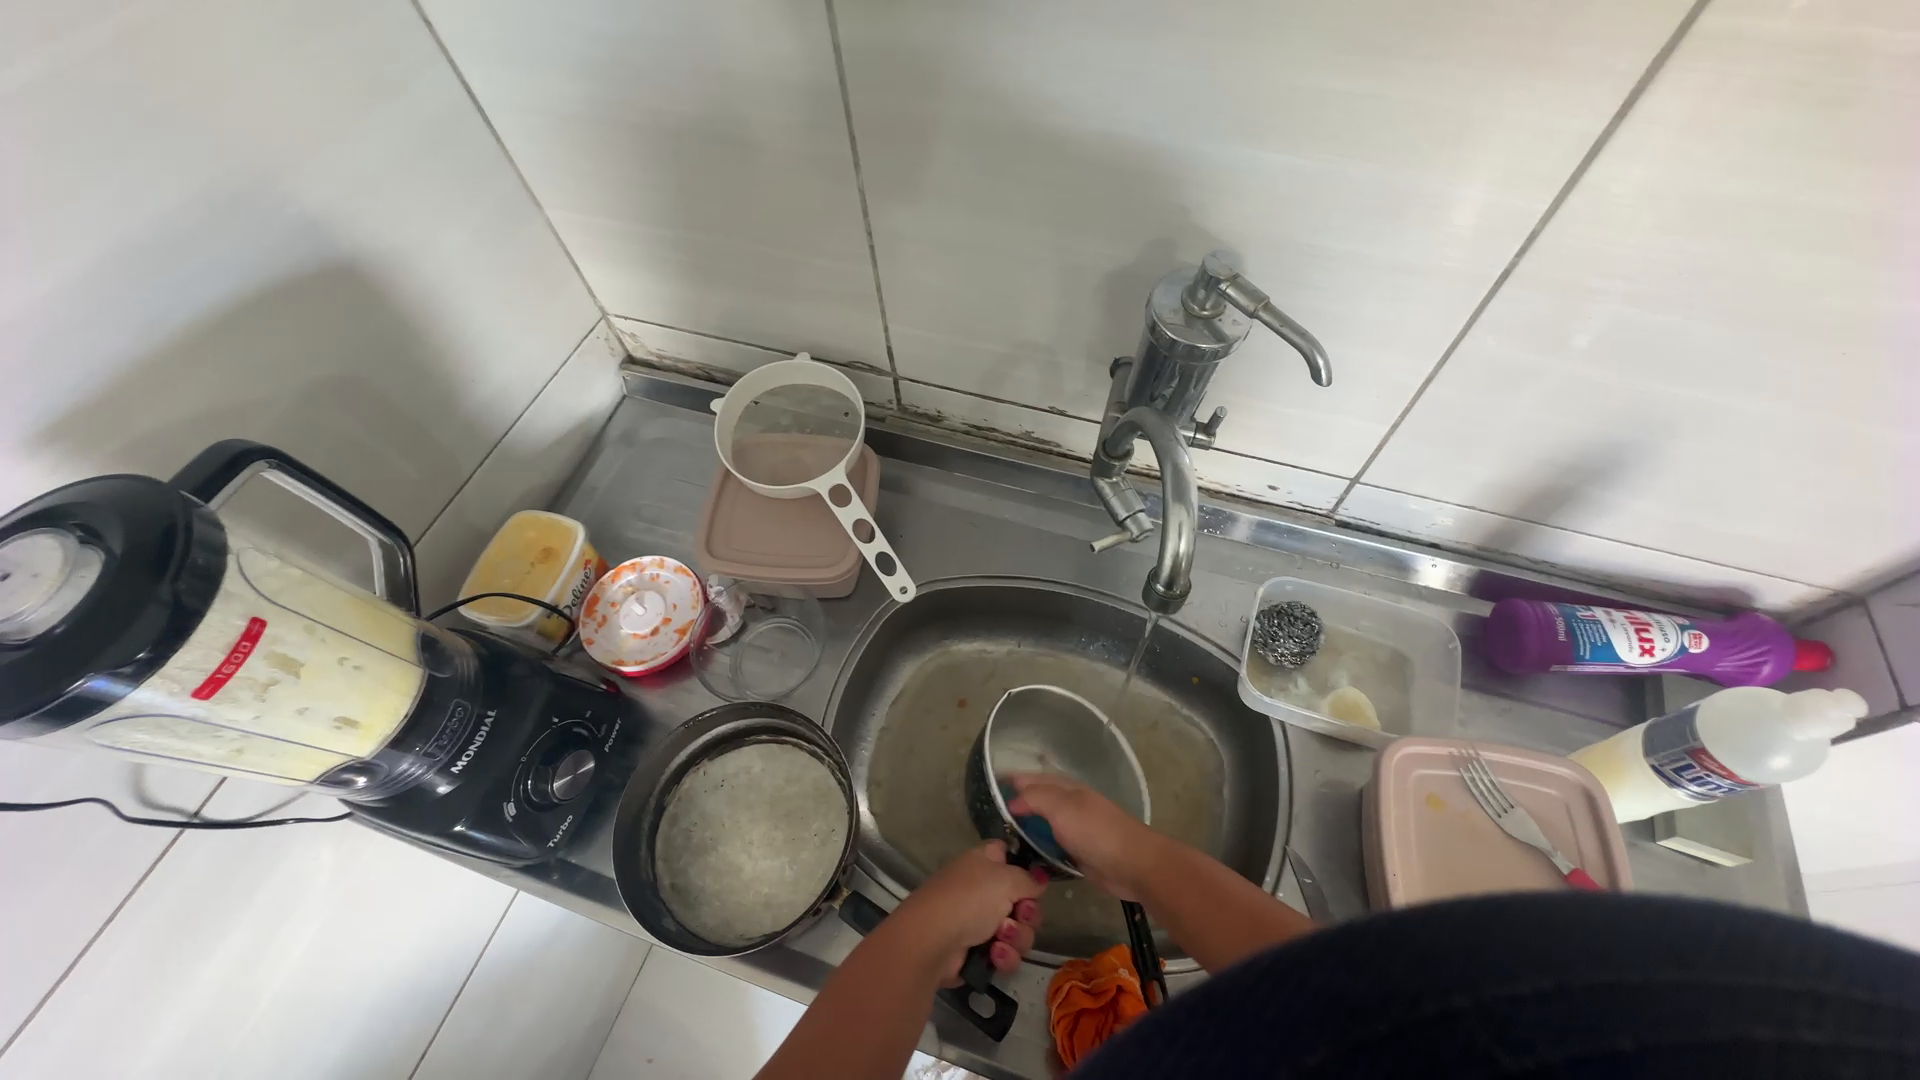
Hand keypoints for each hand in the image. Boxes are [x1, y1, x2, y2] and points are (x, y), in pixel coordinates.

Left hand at [890, 841, 1045, 982]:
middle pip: (1024, 900)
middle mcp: (985, 889)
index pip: (1012, 855)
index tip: (1036, 881)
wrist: (932, 942)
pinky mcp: (981, 951)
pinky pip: (1007, 953)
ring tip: (1000, 937)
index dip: (1026, 867)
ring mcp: (982, 921)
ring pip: (1020, 930)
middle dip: (1028, 913)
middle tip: (1020, 914)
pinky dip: (1003, 955)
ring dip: (1016, 936)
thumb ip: (1029, 879)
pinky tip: (992, 954)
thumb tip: (1039, 879)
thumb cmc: (968, 899)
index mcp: (986, 863)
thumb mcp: (1006, 879)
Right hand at [1006, 772, 1163, 900]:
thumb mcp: (1062, 807)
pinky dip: (1039, 846)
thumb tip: (1012, 799)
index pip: (1035, 779)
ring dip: (1028, 826)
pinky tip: (1026, 853)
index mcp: (1068, 789)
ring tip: (1004, 833)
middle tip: (993, 813)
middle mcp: (1071, 805)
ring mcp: (1076, 830)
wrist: (1132, 864)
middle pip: (1040, 800)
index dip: (1016, 780)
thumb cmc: (1096, 831)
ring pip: (1045, 823)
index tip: (993, 785)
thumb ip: (1036, 798)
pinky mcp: (1079, 853)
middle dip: (1019, 802)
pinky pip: (1053, 845)